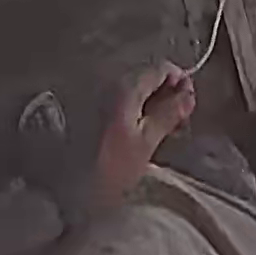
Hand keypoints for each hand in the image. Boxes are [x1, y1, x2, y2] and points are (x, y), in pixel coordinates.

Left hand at [89, 62, 195, 210]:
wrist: (66, 186)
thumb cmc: (110, 166)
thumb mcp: (146, 143)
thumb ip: (169, 113)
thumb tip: (188, 94)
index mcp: (126, 86)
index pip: (161, 68)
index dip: (181, 81)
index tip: (189, 104)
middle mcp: (110, 81)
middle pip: (148, 75)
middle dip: (168, 93)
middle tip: (180, 122)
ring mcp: (99, 92)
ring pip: (136, 87)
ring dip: (154, 102)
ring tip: (164, 130)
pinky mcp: (92, 106)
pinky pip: (123, 98)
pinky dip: (137, 108)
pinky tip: (142, 130)